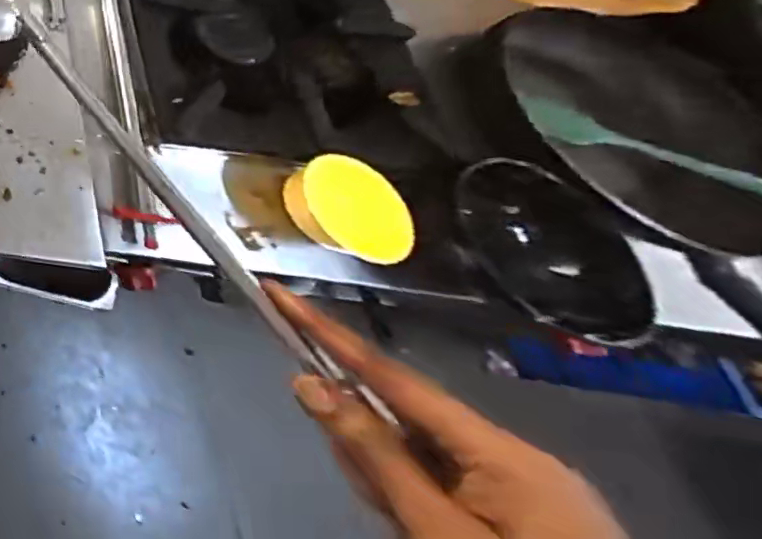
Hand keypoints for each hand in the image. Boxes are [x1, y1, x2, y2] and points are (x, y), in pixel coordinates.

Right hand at [265, 282, 627, 538]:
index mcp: (501, 452)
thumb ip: (374, 456)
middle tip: (373, 499)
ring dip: (393, 480)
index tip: (277, 294)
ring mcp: (529, 488)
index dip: (328, 333)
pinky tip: (417, 525)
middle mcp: (516, 456)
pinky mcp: (531, 516)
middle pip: (405, 418)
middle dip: (368, 443)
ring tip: (403, 525)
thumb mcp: (439, 532)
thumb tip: (307, 382)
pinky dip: (418, 497)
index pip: (392, 375)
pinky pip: (449, 481)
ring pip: (422, 453)